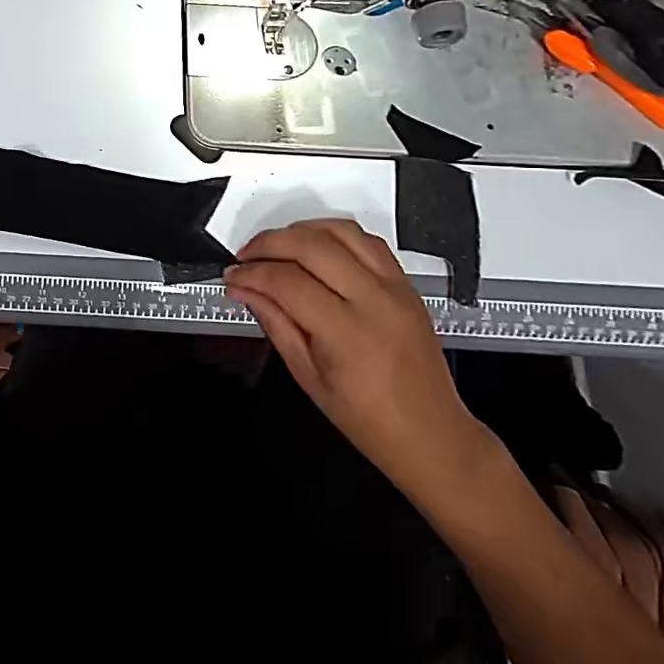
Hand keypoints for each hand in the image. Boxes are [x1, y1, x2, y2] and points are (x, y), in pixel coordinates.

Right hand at [223, 220, 484, 483]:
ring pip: (340, 230)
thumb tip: (245, 291)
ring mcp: (395, 289)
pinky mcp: (406, 284)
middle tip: (246, 257)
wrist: (429, 433)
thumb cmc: (370, 419)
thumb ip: (274, 323)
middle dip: (268, 243)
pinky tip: (314, 247)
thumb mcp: (307, 376)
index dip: (251, 274)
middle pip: (310, 245)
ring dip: (300, 230)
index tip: (233, 277)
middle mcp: (375, 302)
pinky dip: (334, 235)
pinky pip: (367, 240)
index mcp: (347, 334)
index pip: (286, 282)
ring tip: (276, 246)